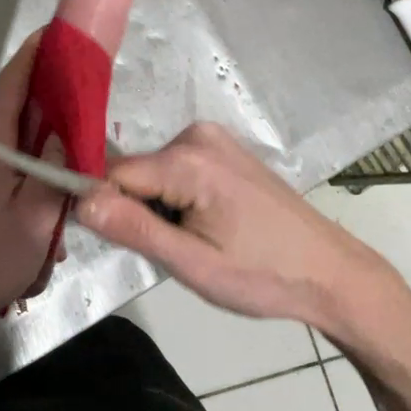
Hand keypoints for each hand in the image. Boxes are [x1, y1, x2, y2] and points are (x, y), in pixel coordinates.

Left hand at [0, 28, 68, 338]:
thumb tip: (70, 135)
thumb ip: (55, 174)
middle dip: (47, 87)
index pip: (11, 83)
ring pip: (16, 135)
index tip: (56, 33)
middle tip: (85, 79)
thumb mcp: (34, 220)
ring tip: (80, 127)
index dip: (33, 54)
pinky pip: (13, 162)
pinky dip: (36, 162)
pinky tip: (59, 184)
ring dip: (45, 131)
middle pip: (15, 103)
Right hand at [75, 122, 395, 329]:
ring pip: (153, 170)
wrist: (331, 272)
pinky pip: (175, 166)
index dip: (105, 207)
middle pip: (134, 170)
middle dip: (137, 208)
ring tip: (195, 239)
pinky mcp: (222, 146)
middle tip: (172, 249)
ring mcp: (212, 137)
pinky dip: (176, 195)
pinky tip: (207, 222)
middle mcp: (196, 135)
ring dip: (158, 204)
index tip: (119, 241)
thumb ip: (135, 229)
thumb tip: (80, 200)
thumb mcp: (194, 264)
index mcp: (188, 160)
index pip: (113, 173)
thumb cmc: (263, 275)